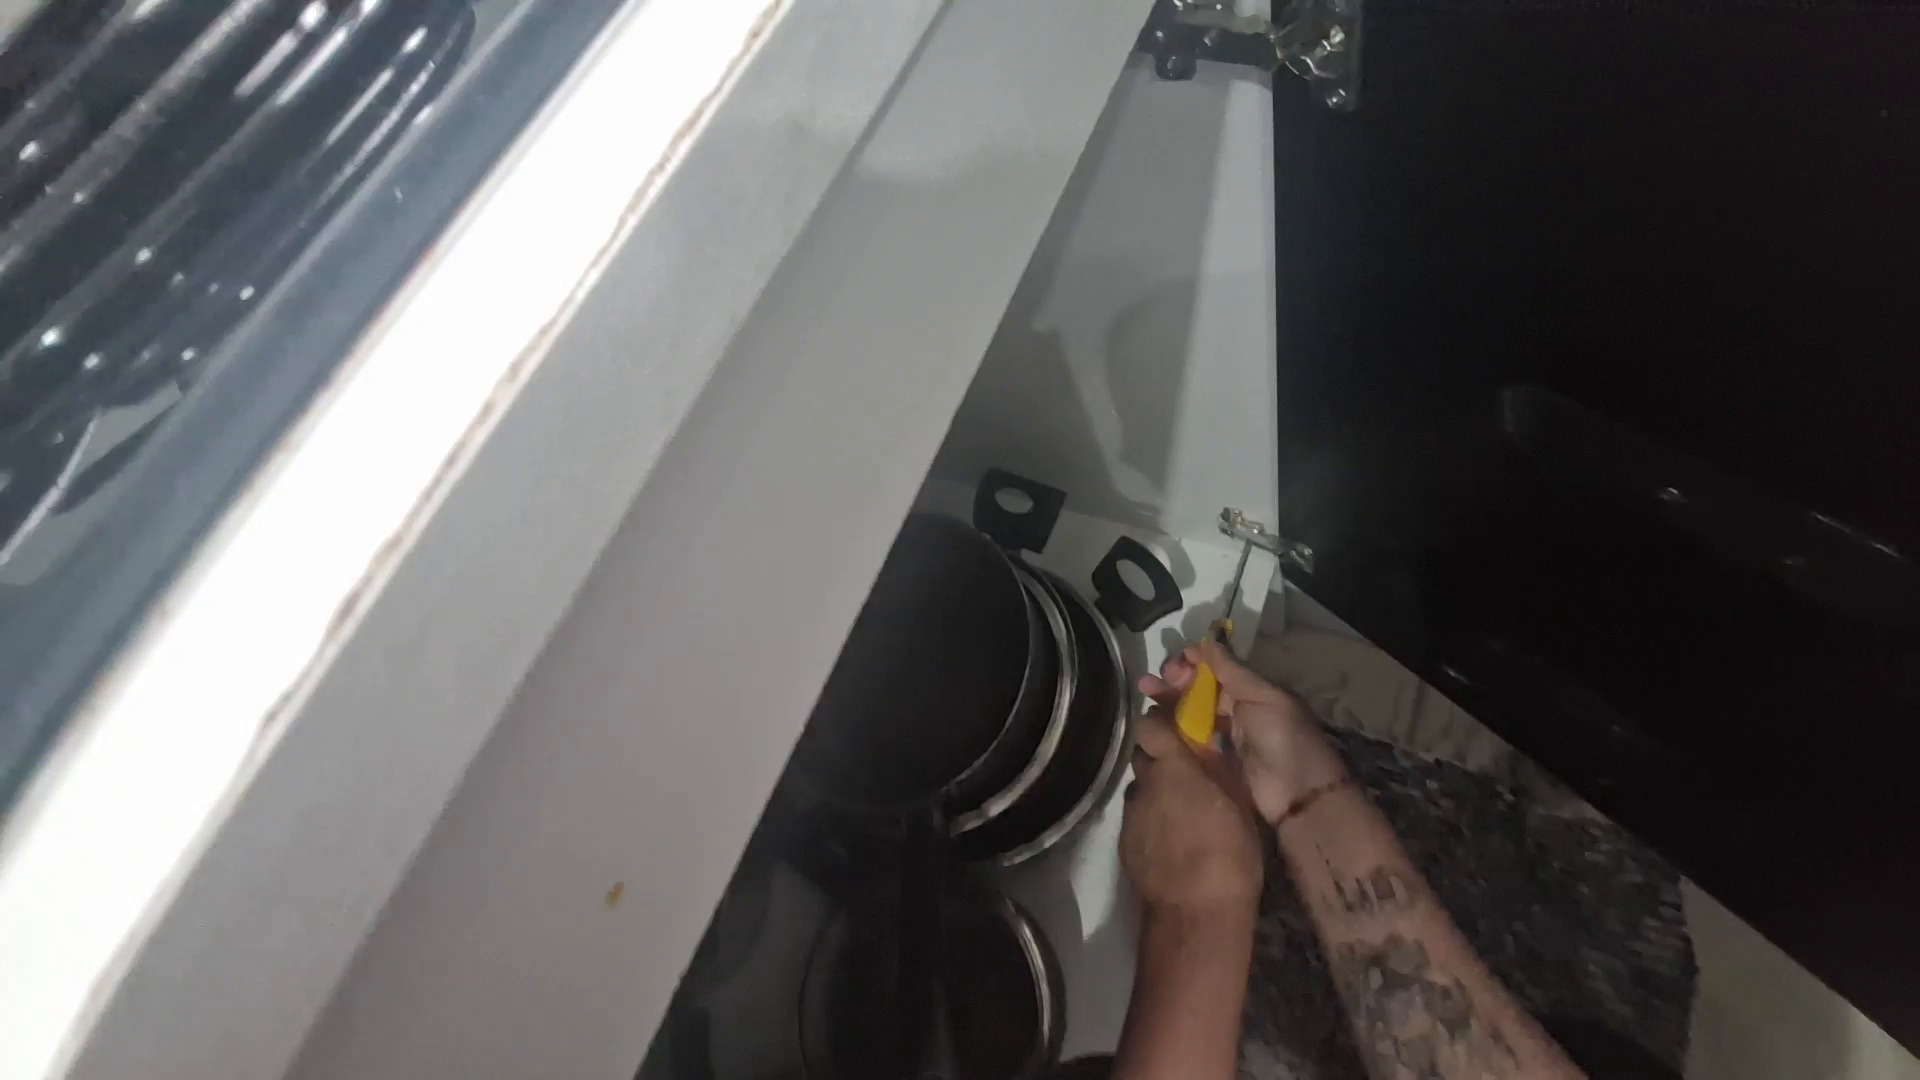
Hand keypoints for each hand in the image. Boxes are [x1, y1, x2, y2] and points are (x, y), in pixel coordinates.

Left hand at [1120, 708, 1262, 914]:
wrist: (1193, 914)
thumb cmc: (1227, 855)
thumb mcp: (1237, 807)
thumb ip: (1220, 771)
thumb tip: (1213, 745)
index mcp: (1173, 768)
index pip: (1149, 724)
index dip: (1158, 722)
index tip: (1174, 728)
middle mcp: (1144, 784)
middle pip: (1142, 755)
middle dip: (1159, 757)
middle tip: (1184, 771)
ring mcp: (1130, 813)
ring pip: (1139, 786)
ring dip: (1155, 790)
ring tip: (1180, 809)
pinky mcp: (1124, 840)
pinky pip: (1136, 815)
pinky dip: (1150, 818)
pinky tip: (1170, 837)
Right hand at [1140, 639, 1347, 825]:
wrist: (1297, 799)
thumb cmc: (1283, 739)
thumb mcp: (1263, 696)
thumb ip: (1231, 669)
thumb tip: (1208, 637)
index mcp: (1249, 691)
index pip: (1215, 667)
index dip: (1194, 660)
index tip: (1176, 662)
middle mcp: (1233, 710)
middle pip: (1196, 688)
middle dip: (1172, 679)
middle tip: (1153, 681)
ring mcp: (1219, 737)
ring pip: (1186, 712)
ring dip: (1165, 700)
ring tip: (1144, 692)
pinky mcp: (1208, 762)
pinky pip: (1183, 739)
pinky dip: (1166, 728)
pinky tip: (1150, 720)